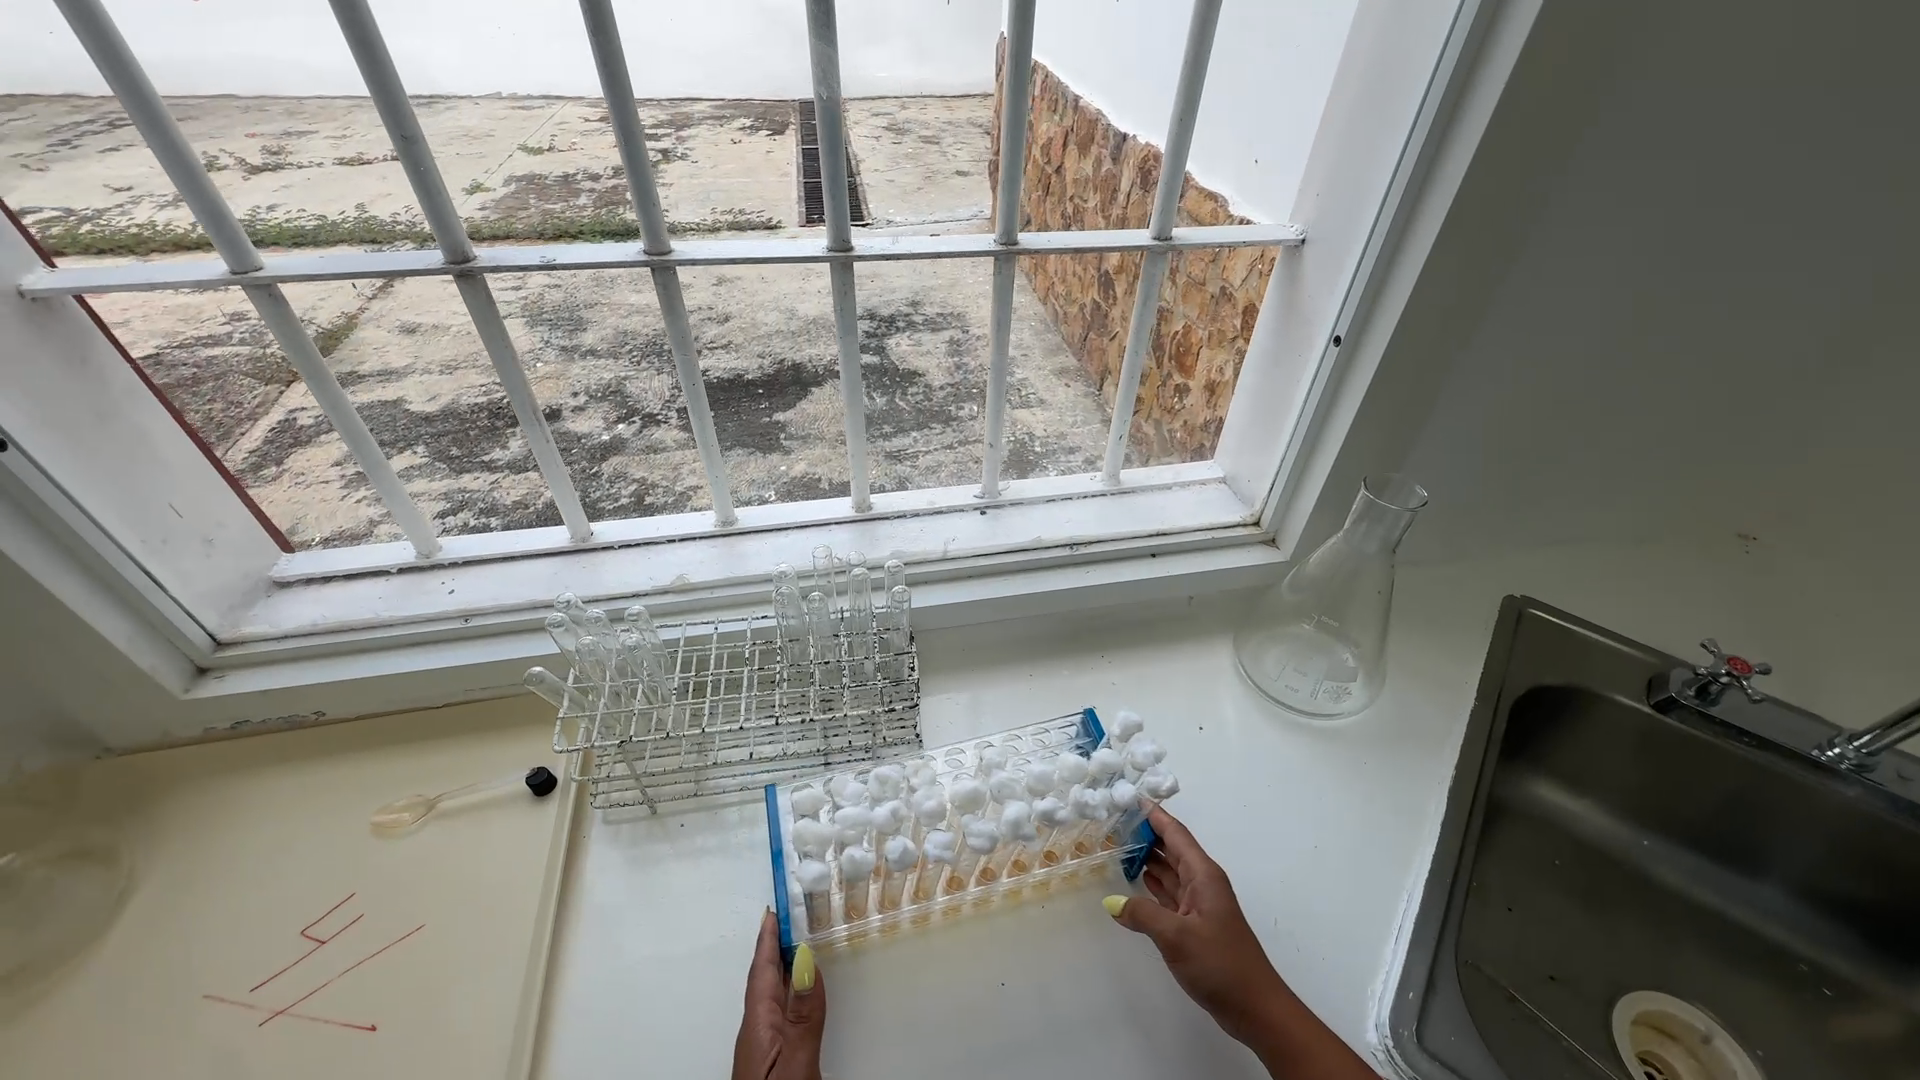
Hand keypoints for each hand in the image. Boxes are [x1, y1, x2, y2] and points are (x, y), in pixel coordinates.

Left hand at [732, 910, 825, 1079]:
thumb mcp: (796, 1060)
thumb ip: (803, 1014)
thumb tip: (806, 960)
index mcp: (758, 1025)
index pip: (763, 971)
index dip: (768, 940)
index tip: (774, 908)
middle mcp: (756, 1031)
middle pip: (765, 978)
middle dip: (775, 947)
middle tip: (791, 916)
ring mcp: (762, 1046)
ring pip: (772, 995)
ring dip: (783, 967)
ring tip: (798, 943)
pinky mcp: (772, 1060)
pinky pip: (780, 1011)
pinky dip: (789, 991)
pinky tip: (799, 992)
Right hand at [1105, 805, 1376, 1078]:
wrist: (1255, 1008)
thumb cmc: (1220, 965)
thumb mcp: (1176, 937)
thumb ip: (1142, 914)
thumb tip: (1112, 902)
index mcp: (1203, 875)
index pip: (1175, 833)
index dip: (1153, 815)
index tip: (1127, 798)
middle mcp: (1202, 883)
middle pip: (1171, 848)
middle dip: (1145, 833)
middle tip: (1111, 821)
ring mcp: (1199, 905)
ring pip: (1169, 870)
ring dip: (1146, 857)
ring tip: (1115, 844)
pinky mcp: (1195, 925)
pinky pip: (1169, 893)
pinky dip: (1151, 883)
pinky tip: (1133, 879)